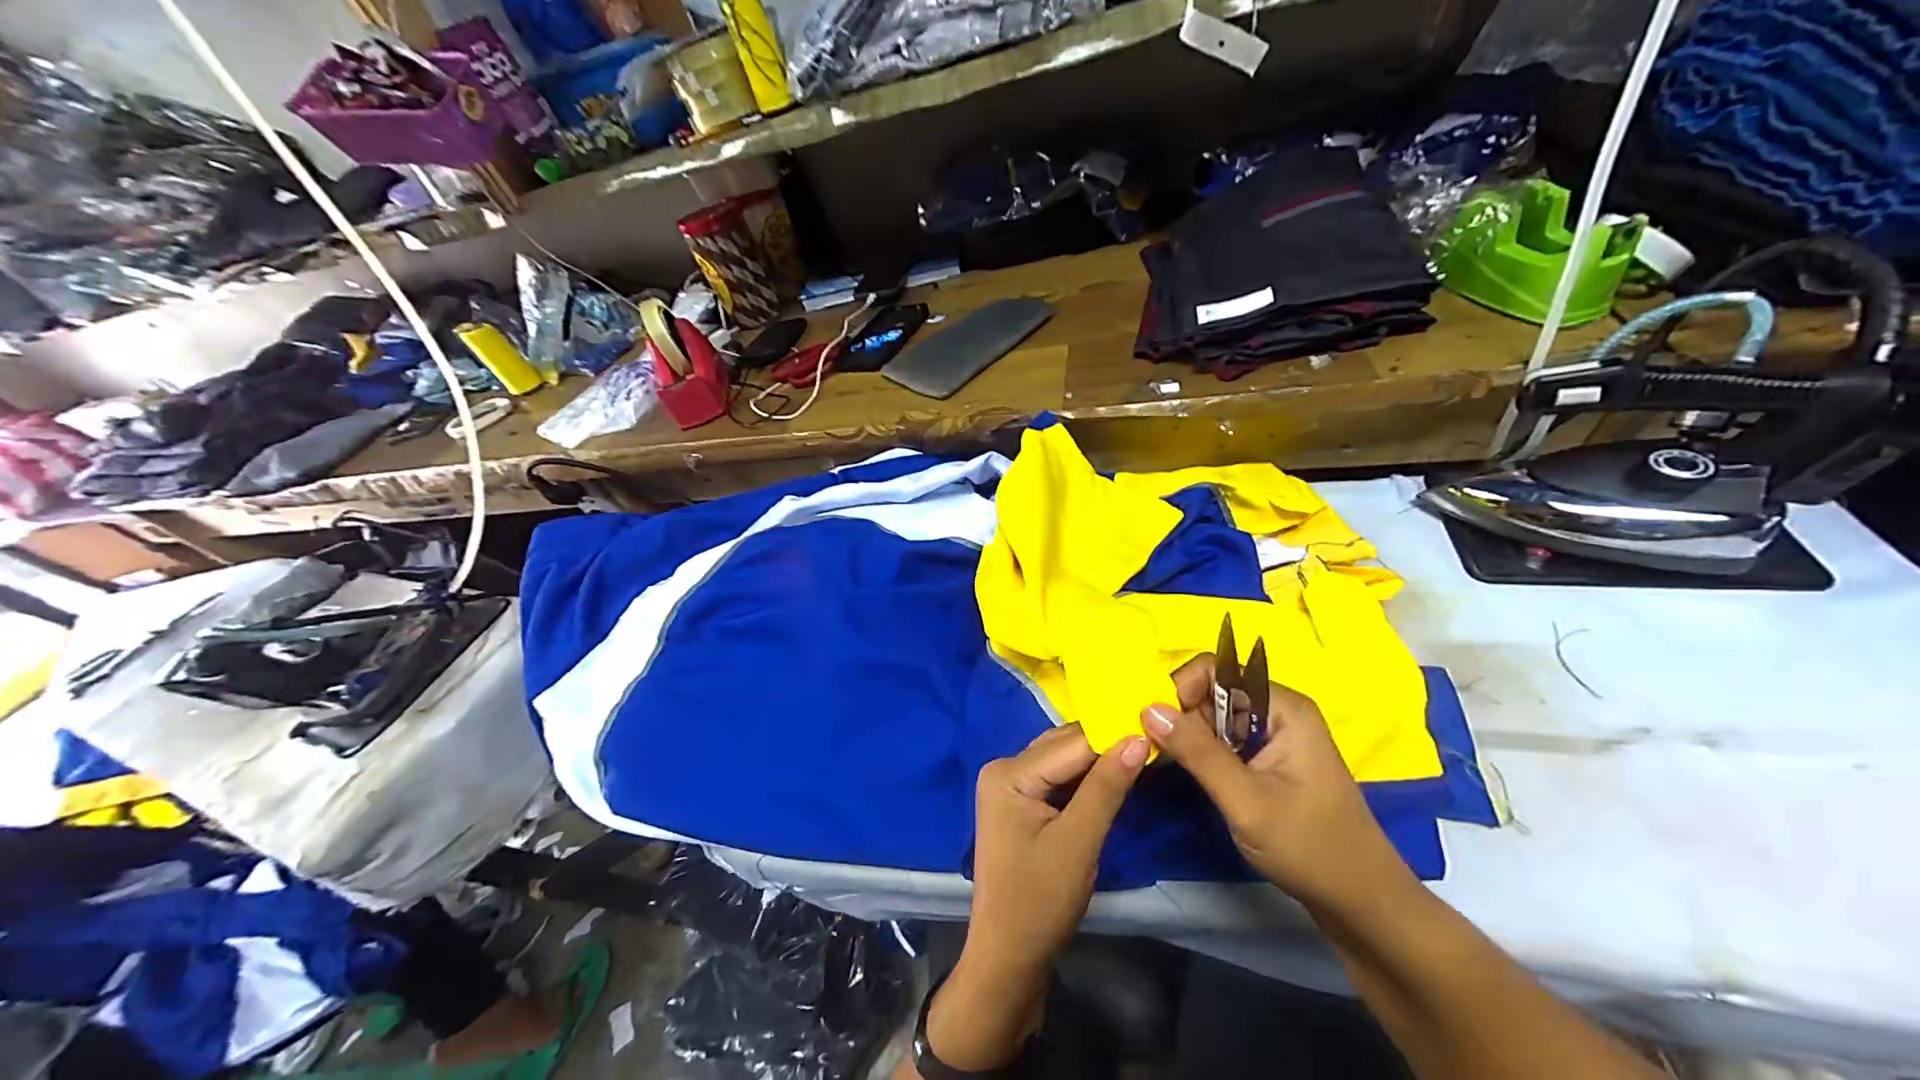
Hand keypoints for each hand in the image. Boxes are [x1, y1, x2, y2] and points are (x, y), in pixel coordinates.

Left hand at [926, 725, 1147, 1070]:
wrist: (1009, 956)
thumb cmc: (1040, 901)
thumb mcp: (1079, 842)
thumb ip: (1107, 787)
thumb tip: (1140, 737)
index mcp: (1008, 772)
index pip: (1072, 743)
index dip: (1116, 735)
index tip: (1160, 728)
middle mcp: (1004, 768)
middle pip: (1065, 745)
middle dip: (1108, 743)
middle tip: (1158, 737)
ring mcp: (1010, 785)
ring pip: (1064, 760)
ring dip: (1100, 760)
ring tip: (1146, 750)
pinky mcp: (1021, 803)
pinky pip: (1058, 778)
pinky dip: (1087, 778)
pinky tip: (1117, 775)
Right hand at [1140, 656, 1416, 915]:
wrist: (1362, 903)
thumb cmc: (1310, 848)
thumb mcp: (1246, 801)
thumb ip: (1197, 752)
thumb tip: (1148, 708)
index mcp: (1283, 708)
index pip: (1216, 670)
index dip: (1181, 689)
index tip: (1157, 727)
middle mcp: (1277, 712)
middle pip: (1211, 691)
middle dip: (1180, 715)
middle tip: (1160, 754)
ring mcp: (1273, 737)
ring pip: (1213, 717)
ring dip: (1187, 736)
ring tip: (1169, 766)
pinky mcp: (1266, 760)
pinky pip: (1222, 740)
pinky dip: (1200, 753)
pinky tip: (1189, 776)